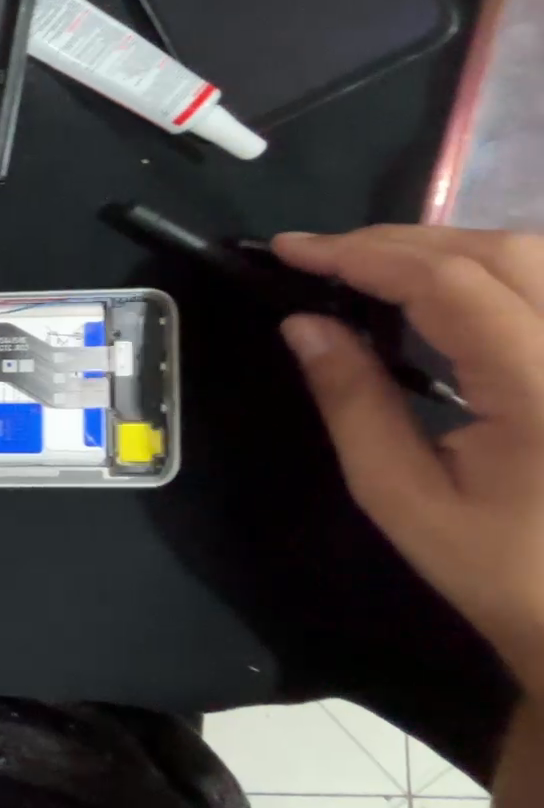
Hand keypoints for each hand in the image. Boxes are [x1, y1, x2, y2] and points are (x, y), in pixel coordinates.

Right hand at [275, 227, 543, 690]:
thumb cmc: (500, 567)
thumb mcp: (399, 492)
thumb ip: (351, 400)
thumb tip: (301, 324)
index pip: (450, 285)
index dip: (363, 255)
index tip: (289, 250)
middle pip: (509, 252)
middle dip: (403, 239)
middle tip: (323, 253)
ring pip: (543, 259)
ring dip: (449, 248)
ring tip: (372, 264)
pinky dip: (494, 271)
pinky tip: (444, 289)